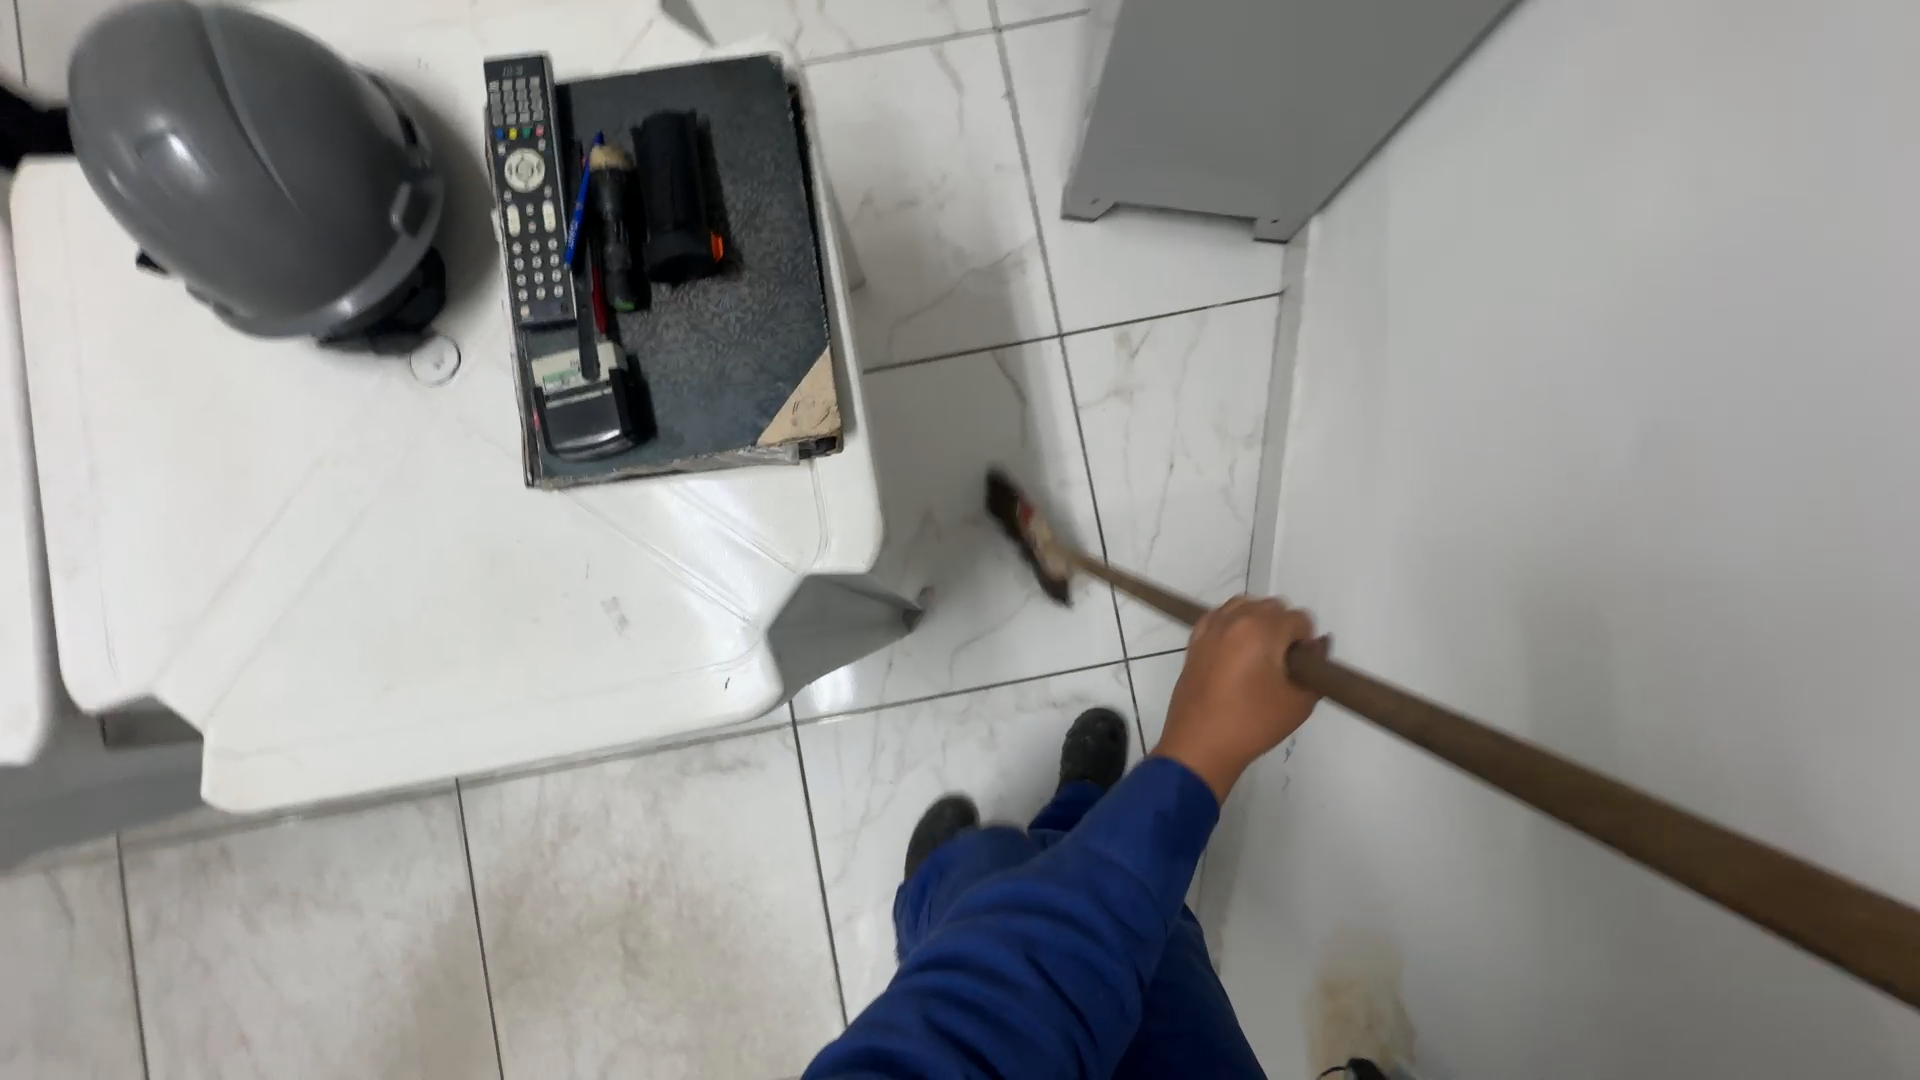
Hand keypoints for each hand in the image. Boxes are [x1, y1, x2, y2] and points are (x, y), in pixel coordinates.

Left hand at [1152, 596, 1324, 802]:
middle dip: (1284, 629)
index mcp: (1262, 629)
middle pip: (1271, 607)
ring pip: (1244, 606)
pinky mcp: (1195, 640)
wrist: (1201, 742)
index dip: (1306, 642)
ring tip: (1260, 656)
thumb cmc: (1253, 723)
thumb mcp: (1299, 701)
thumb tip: (1317, 645)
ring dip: (1258, 622)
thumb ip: (1315, 667)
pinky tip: (1236, 651)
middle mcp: (1234, 619)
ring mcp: (1211, 627)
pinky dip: (1232, 624)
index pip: (1300, 618)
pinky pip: (1219, 616)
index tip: (1301, 666)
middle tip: (1282, 663)